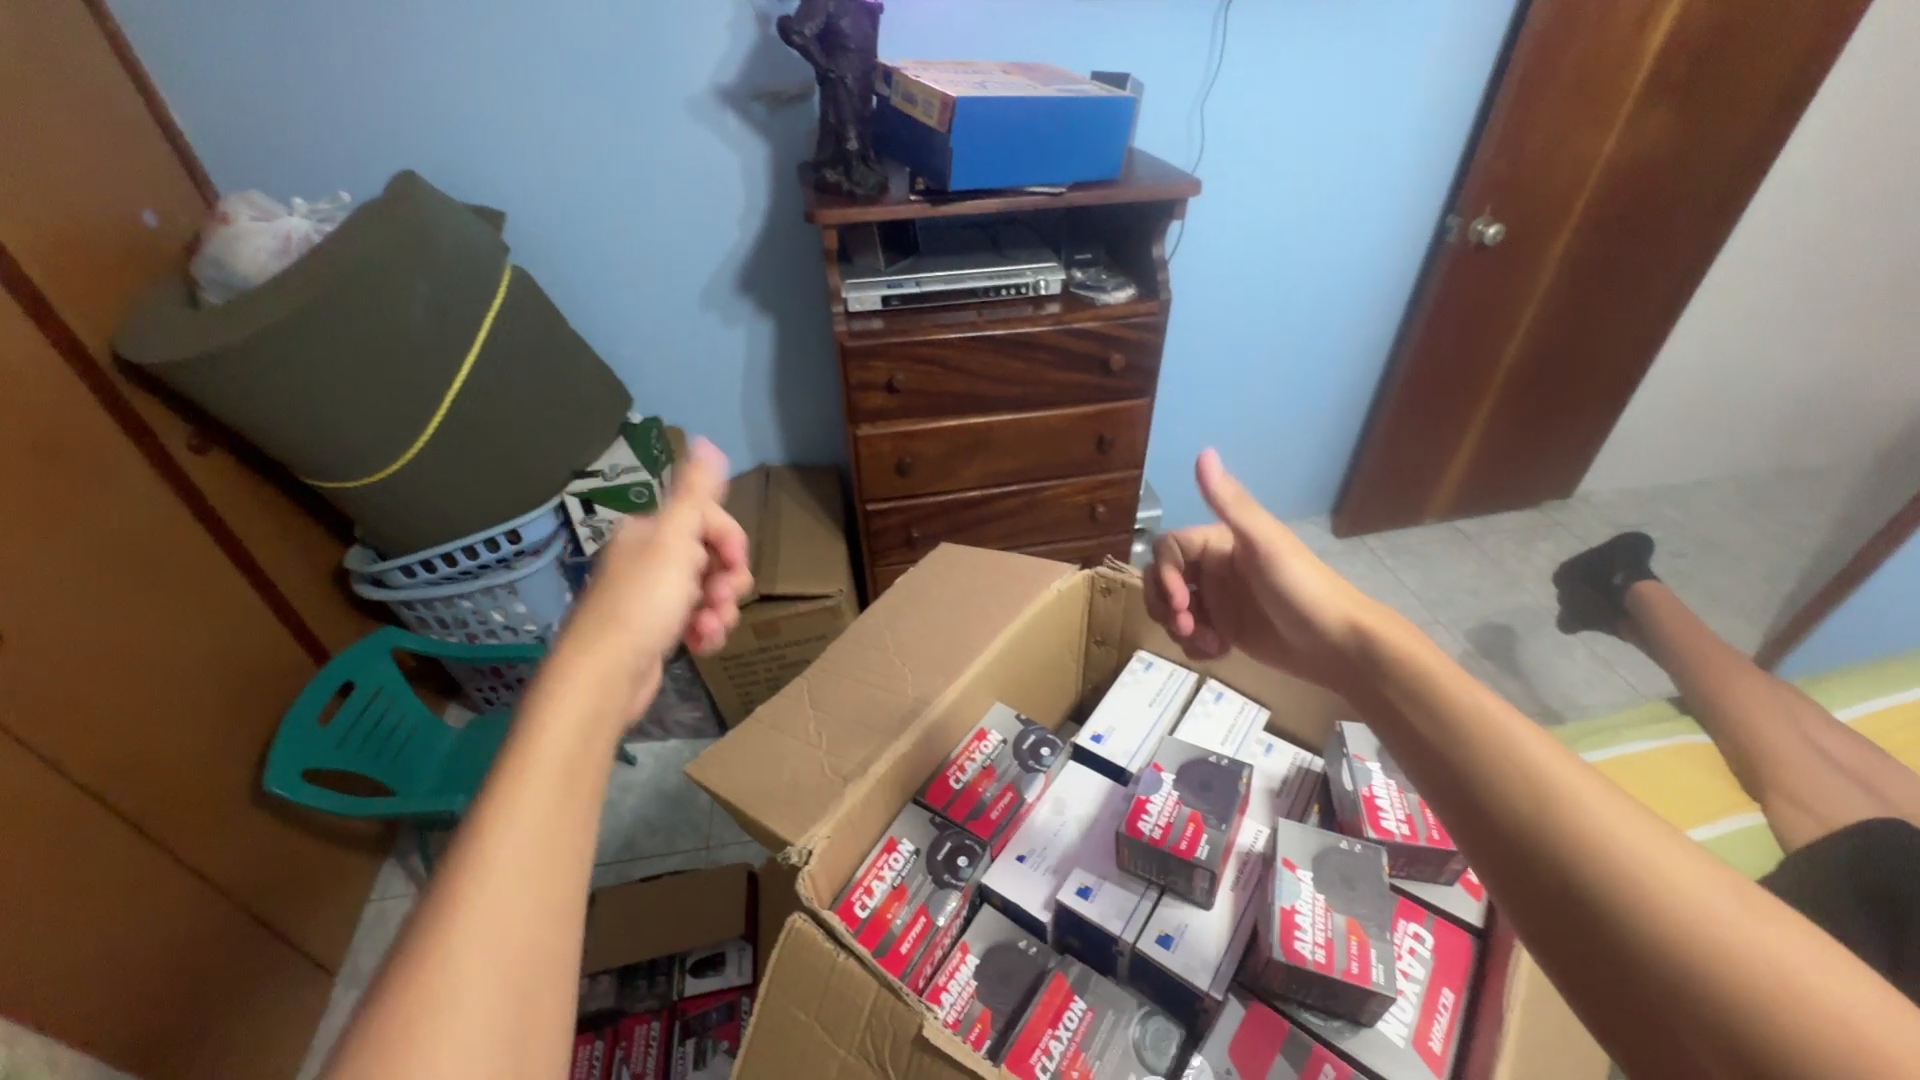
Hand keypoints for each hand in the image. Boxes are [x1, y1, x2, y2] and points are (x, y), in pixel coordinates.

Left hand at [544, 438, 753, 720]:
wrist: (605, 675)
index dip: (731, 541)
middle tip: (720, 600)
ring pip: (710, 590)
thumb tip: (704, 440)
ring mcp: (655, 595)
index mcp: (653, 530)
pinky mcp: (659, 628)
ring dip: (721, 609)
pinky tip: (702, 644)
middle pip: (714, 555)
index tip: (736, 565)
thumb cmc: (641, 604)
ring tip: (710, 628)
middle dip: (728, 580)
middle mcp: (652, 557)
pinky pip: (699, 619)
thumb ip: (694, 493)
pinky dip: (707, 630)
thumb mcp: (674, 542)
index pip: (710, 519)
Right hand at [1146, 449, 1393, 699]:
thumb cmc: (1302, 588)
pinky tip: (1216, 652)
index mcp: (1219, 543)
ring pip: (1173, 610)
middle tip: (1185, 627)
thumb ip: (1230, 502)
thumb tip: (1205, 452)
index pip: (1168, 548)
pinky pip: (1190, 635)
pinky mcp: (1225, 631)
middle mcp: (1214, 569)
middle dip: (1165, 604)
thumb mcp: (1264, 543)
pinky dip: (1193, 645)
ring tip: (1205, 643)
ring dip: (1178, 627)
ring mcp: (1219, 601)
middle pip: (1163, 580)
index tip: (1179, 600)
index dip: (1164, 573)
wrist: (1339, 644)